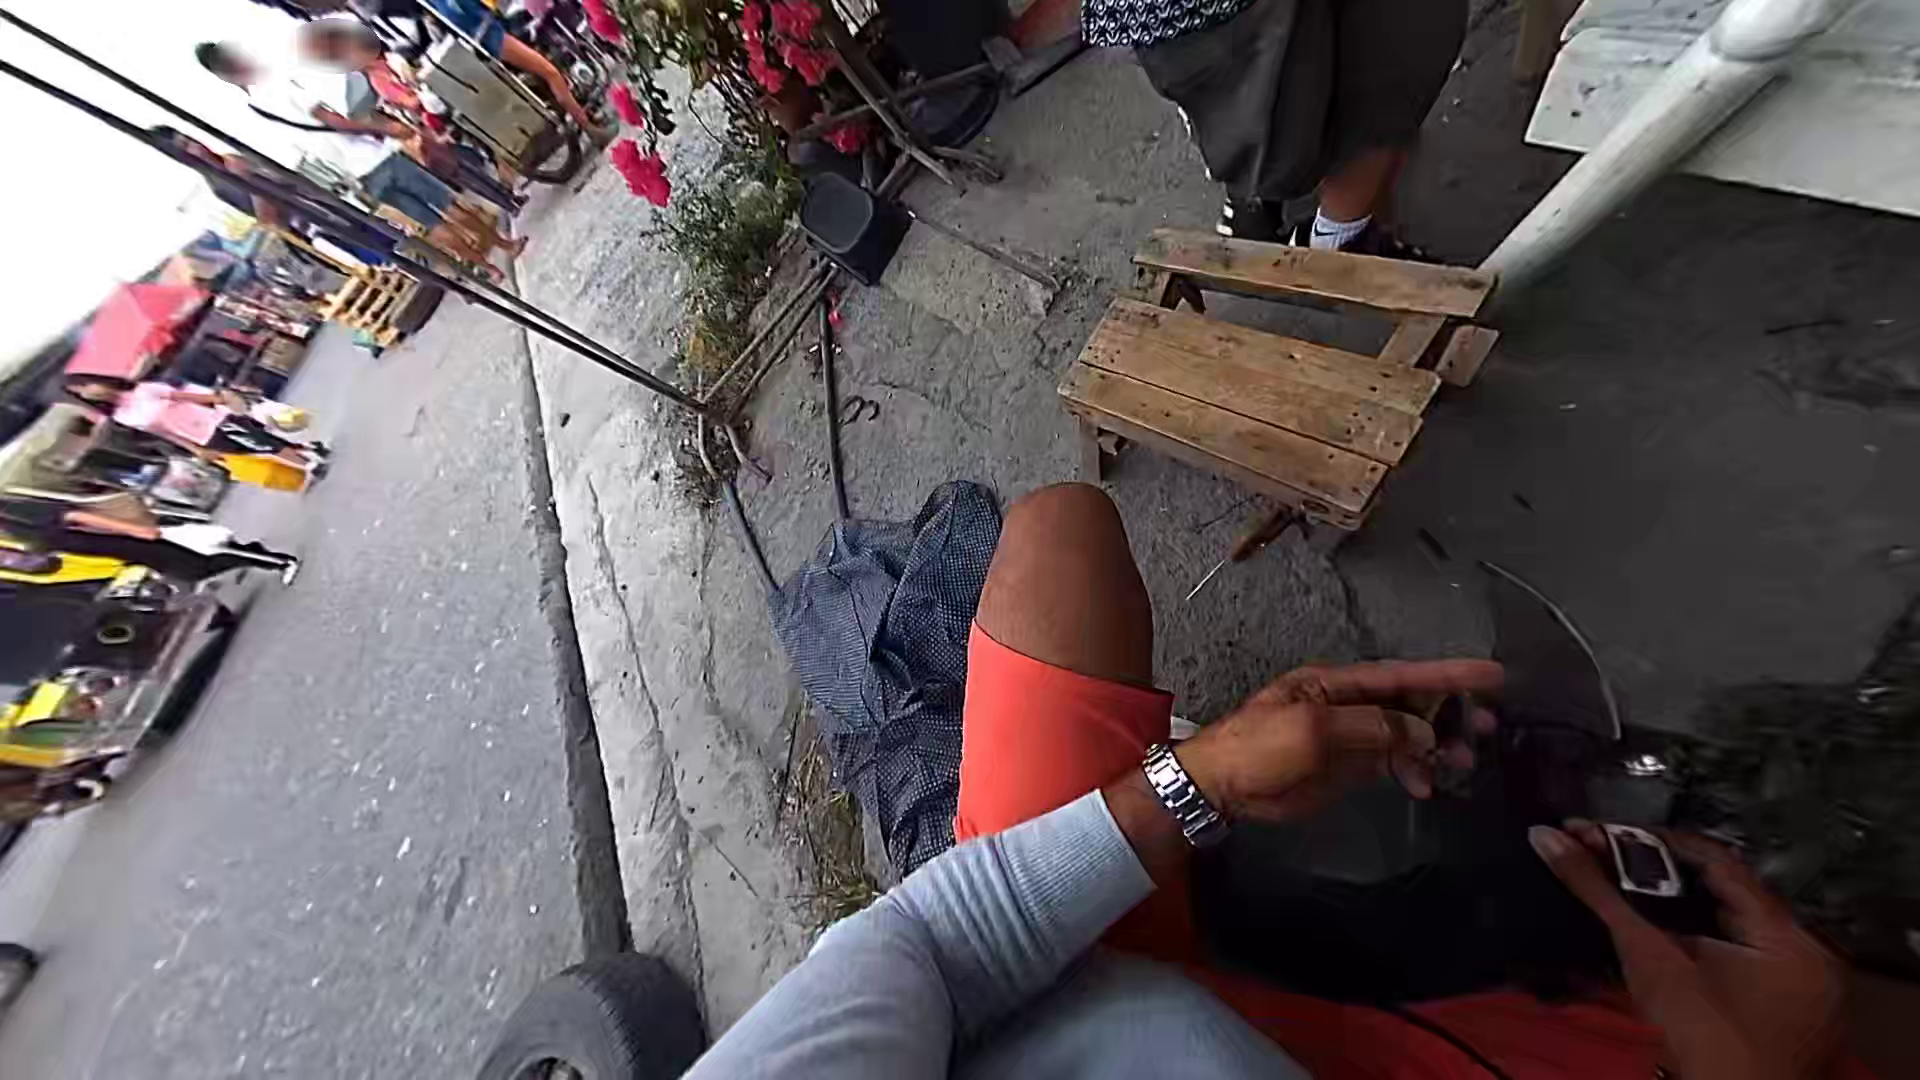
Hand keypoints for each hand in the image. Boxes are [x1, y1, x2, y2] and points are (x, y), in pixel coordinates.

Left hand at [1175, 660, 1501, 823]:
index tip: (1493, 674)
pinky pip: (1393, 762)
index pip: (1395, 674)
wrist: (1226, 784)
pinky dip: (1413, 771)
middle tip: (1489, 727)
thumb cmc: (1260, 745)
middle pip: (1406, 702)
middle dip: (1448, 711)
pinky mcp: (1347, 765)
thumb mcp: (1310, 728)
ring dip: (1436, 746)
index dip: (1444, 674)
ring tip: (1463, 763)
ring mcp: (1347, 736)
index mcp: (1330, 685)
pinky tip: (1425, 786)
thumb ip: (1369, 726)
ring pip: (1405, 734)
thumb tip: (1421, 728)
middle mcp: (1343, 705)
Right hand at [1530, 822, 1843, 1079]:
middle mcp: (1798, 950)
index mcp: (1786, 937)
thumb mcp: (1643, 950)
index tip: (1593, 832)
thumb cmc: (1699, 1026)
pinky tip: (1632, 908)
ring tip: (1600, 870)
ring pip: (1710, 907)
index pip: (1714, 860)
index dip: (1649, 838)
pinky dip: (1672, 914)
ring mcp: (1787, 975)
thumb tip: (1543, 834)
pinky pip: (1715, 932)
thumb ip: (1595, 888)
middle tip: (1587, 846)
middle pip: (1712, 882)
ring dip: (1653, 886)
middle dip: (1644, 860)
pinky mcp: (1768, 992)